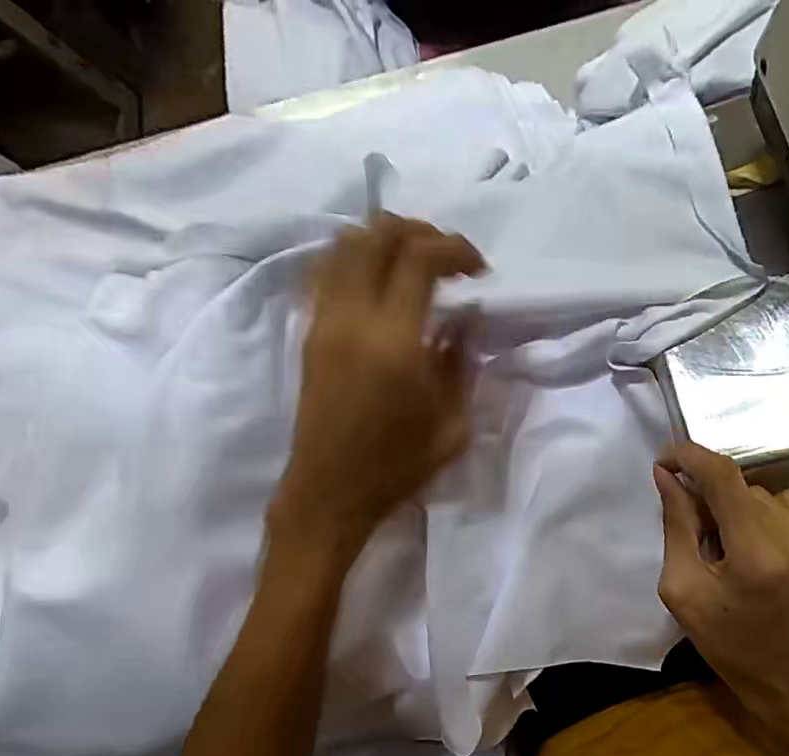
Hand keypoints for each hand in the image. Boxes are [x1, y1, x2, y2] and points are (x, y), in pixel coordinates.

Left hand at [275, 215, 486, 549]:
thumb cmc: (399, 465)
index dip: (455, 249)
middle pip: (379, 235)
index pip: (420, 258)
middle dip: (422, 233)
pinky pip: (327, 269)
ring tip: (416, 263)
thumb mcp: (452, 424)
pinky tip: (380, 279)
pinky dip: (356, 257)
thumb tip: (465, 319)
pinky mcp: (309, 330)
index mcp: (395, 342)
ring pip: (346, 244)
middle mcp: (353, 317)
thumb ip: (462, 363)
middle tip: (450, 259)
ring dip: (386, 239)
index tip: (479, 270)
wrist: (332, 490)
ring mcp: (324, 320)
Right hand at [654, 441, 788, 707]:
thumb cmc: (724, 637)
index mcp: (755, 555)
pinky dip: (771, 519)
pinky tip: (764, 550)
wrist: (783, 671)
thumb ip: (676, 525)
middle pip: (742, 488)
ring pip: (767, 495)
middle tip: (702, 534)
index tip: (668, 458)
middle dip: (714, 501)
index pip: (723, 477)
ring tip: (737, 549)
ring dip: (743, 511)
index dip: (692, 458)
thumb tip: (667, 474)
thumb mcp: (682, 587)